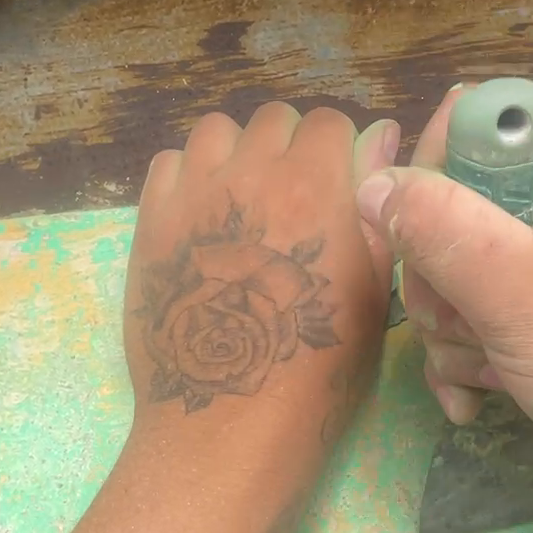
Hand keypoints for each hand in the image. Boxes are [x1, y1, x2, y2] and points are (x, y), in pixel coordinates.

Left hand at [126, 104, 400, 440]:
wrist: (230, 415)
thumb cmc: (320, 361)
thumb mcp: (374, 286)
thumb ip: (377, 203)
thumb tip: (382, 135)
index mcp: (313, 184)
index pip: (328, 121)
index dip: (339, 149)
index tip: (338, 183)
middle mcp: (251, 171)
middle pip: (273, 117)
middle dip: (291, 144)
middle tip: (294, 194)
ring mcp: (193, 191)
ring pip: (216, 129)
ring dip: (238, 151)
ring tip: (246, 197)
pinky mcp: (150, 218)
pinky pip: (170, 161)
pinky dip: (190, 173)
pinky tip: (203, 214)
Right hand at [354, 88, 532, 523]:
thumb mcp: (520, 291)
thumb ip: (439, 227)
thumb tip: (373, 184)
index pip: (486, 118)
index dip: (441, 165)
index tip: (425, 231)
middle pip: (464, 195)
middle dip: (442, 269)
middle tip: (462, 319)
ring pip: (465, 258)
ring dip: (453, 320)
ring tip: (484, 368)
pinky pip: (487, 303)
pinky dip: (472, 349)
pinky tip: (478, 395)